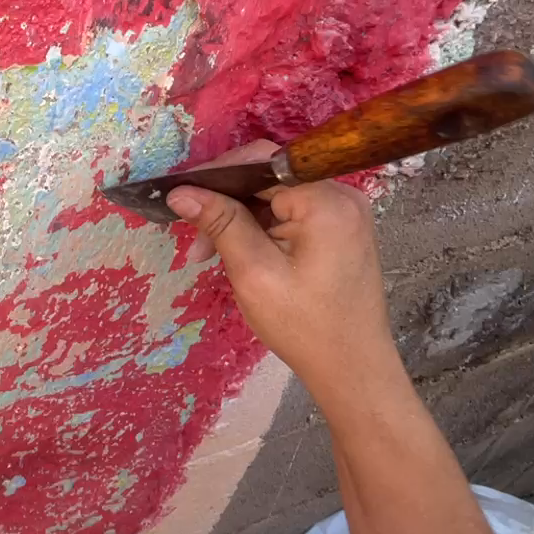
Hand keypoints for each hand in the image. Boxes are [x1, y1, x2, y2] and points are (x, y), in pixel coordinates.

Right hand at [166, 141, 401, 398]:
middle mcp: (341, 195)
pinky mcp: (339, 229)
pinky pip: (288, 211)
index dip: (216, 174)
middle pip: (266, 178)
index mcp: (326, 200)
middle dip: (225, 203)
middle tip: (195, 240)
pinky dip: (259, 227)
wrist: (353, 372)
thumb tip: (180, 191)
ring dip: (239, 218)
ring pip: (274, 195)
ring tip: (211, 253)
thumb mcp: (253, 272)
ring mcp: (343, 212)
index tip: (181, 197)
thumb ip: (220, 223)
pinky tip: (239, 252)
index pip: (259, 162)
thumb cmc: (304, 325)